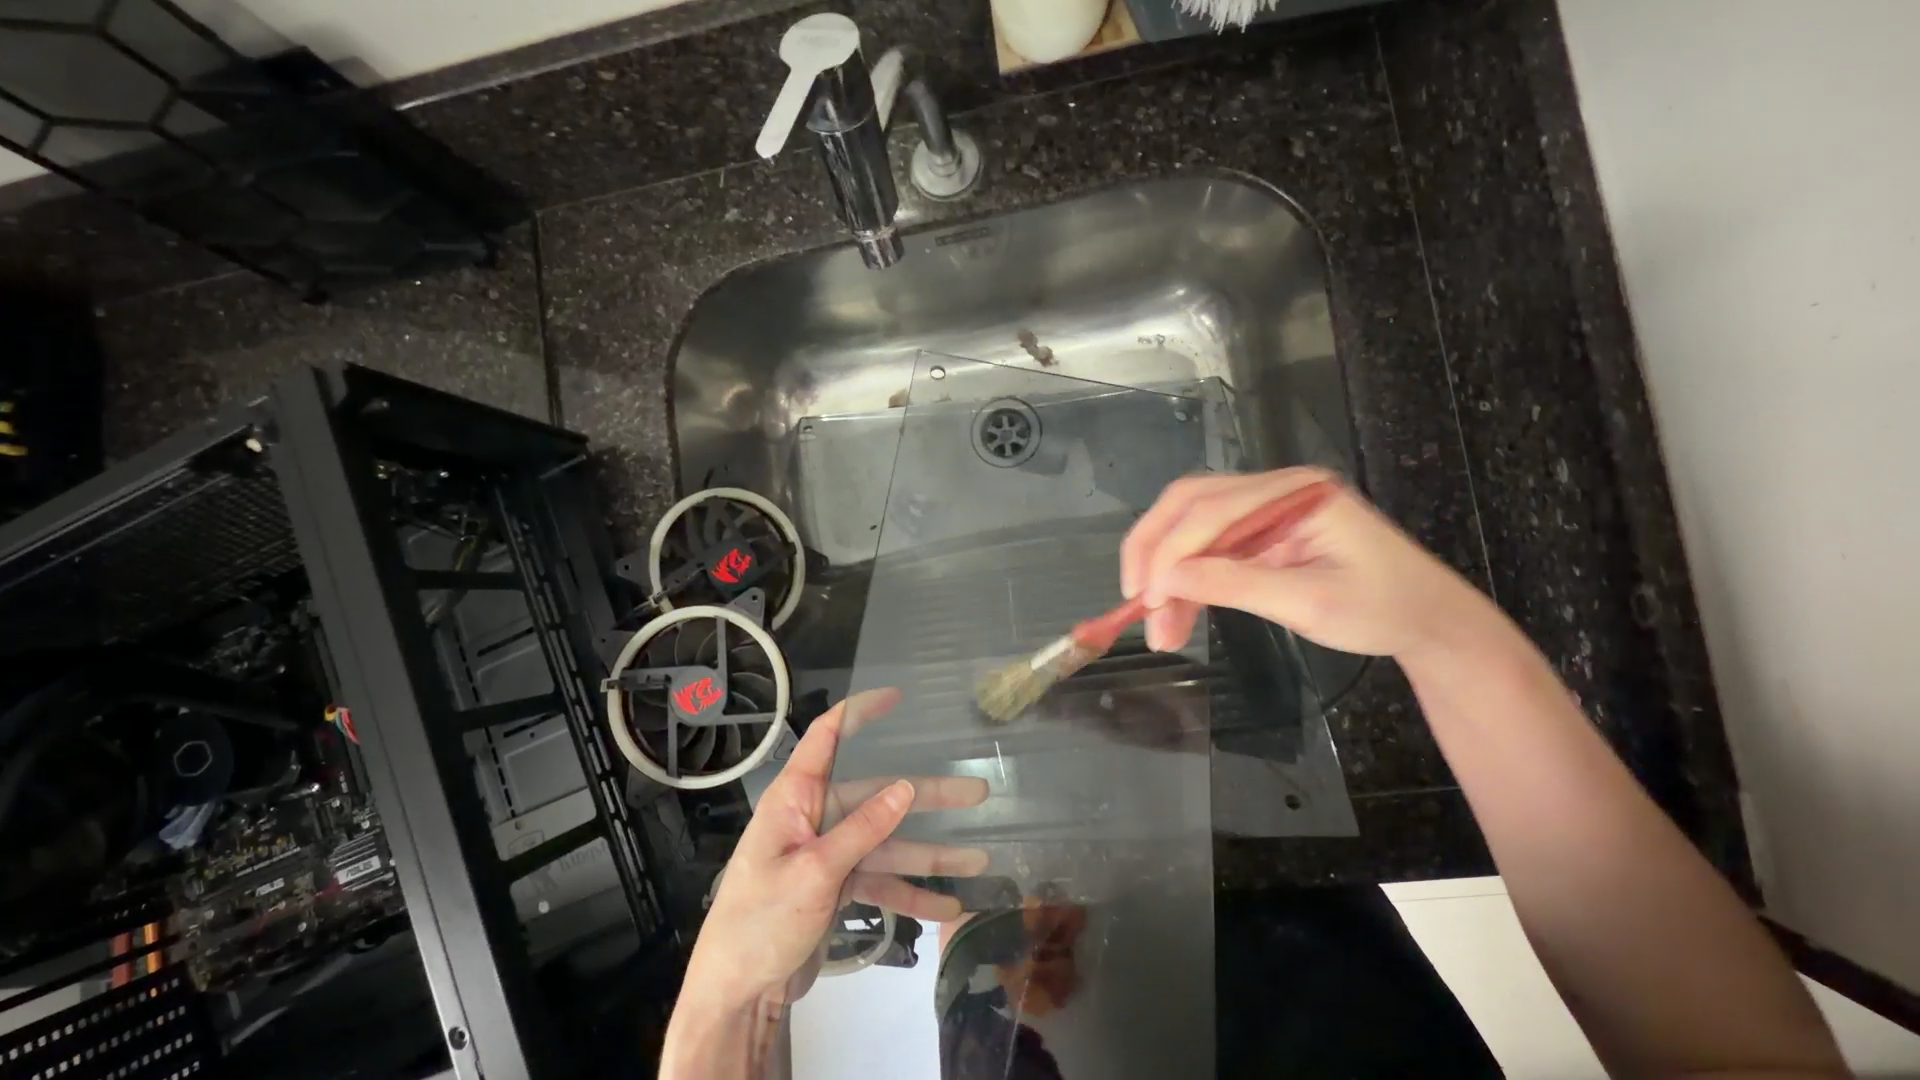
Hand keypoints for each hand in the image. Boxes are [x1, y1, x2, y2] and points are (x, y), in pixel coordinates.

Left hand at [681, 687, 988, 1010]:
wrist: (736, 994)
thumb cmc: (761, 922)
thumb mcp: (815, 873)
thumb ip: (862, 830)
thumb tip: (905, 788)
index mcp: (795, 799)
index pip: (826, 739)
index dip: (859, 713)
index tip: (896, 697)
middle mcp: (813, 818)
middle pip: (876, 797)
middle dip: (927, 798)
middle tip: (977, 792)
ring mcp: (827, 855)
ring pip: (886, 844)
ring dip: (929, 854)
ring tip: (979, 861)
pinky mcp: (835, 888)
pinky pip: (879, 883)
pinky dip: (910, 895)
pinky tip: (947, 908)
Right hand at [1120, 468, 1496, 658]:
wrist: (1429, 621)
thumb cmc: (1383, 608)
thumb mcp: (1310, 601)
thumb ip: (1235, 584)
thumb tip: (1166, 579)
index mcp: (1295, 492)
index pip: (1212, 509)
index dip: (1170, 552)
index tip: (1146, 598)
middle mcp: (1274, 491)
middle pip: (1190, 505)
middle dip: (1154, 552)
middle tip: (1135, 601)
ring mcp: (1266, 512)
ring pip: (1191, 528)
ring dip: (1166, 574)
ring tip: (1159, 629)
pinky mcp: (1261, 537)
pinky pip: (1209, 551)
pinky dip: (1187, 583)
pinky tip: (1177, 616)